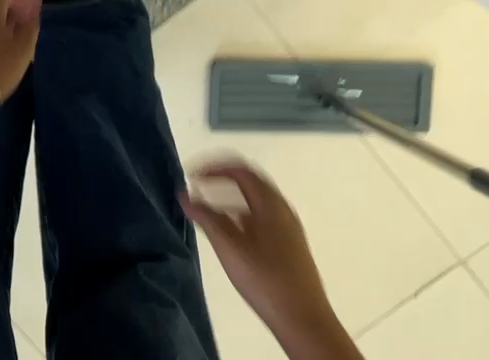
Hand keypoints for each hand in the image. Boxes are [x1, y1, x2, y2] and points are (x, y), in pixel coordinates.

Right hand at [180, 160, 348, 355]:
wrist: (304, 322)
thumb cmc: (265, 280)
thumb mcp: (230, 247)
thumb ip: (206, 218)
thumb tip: (184, 195)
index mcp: (270, 202)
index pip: (240, 169)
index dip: (213, 167)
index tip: (191, 175)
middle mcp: (282, 209)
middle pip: (249, 181)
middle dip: (221, 180)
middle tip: (198, 186)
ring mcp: (289, 228)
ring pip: (255, 201)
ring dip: (230, 198)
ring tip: (208, 211)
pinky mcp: (290, 246)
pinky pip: (262, 217)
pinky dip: (241, 214)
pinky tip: (230, 235)